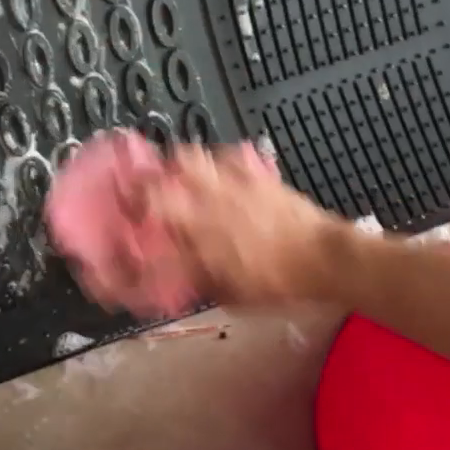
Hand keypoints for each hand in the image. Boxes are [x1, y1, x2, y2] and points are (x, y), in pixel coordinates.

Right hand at [133, 143, 345, 304]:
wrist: (327, 259)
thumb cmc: (279, 283)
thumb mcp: (231, 294)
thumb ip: (199, 278)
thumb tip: (178, 277)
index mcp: (197, 233)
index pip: (149, 219)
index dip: (129, 217)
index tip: (122, 220)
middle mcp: (207, 202)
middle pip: (158, 178)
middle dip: (142, 181)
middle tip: (140, 187)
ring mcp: (231, 183)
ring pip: (189, 157)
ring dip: (176, 164)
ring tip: (175, 172)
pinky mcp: (255, 174)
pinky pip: (228, 155)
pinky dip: (217, 159)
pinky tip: (218, 169)